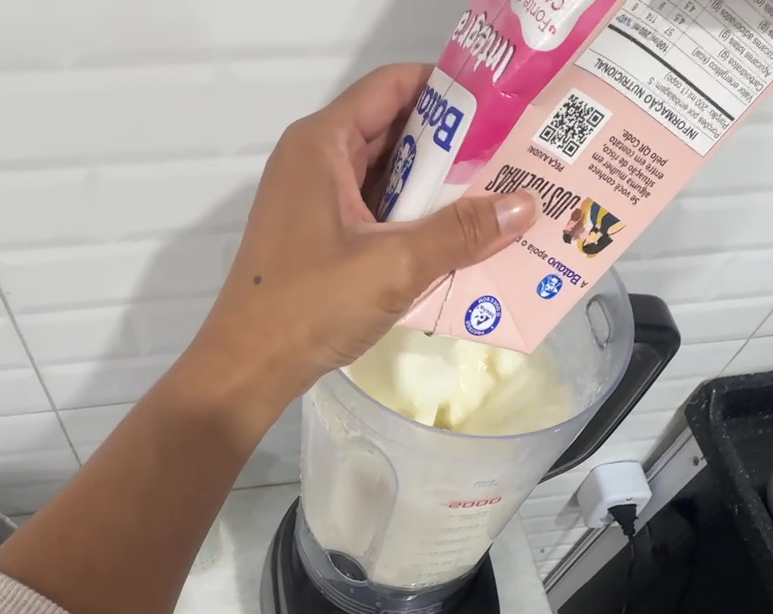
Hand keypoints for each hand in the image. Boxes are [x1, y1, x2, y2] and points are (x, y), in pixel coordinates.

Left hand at [179, 64, 538, 421]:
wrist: (248, 368)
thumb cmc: (310, 306)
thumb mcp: (394, 266)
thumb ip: (459, 233)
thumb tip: (525, 205)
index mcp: (321, 144)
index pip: (394, 87)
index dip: (451, 92)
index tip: (502, 114)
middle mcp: (312, 163)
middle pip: (392, 133)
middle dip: (451, 150)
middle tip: (510, 166)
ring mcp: (310, 205)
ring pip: (383, 180)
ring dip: (432, 195)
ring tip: (492, 207)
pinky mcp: (314, 242)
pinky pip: (371, 218)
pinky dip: (407, 226)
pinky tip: (449, 248)